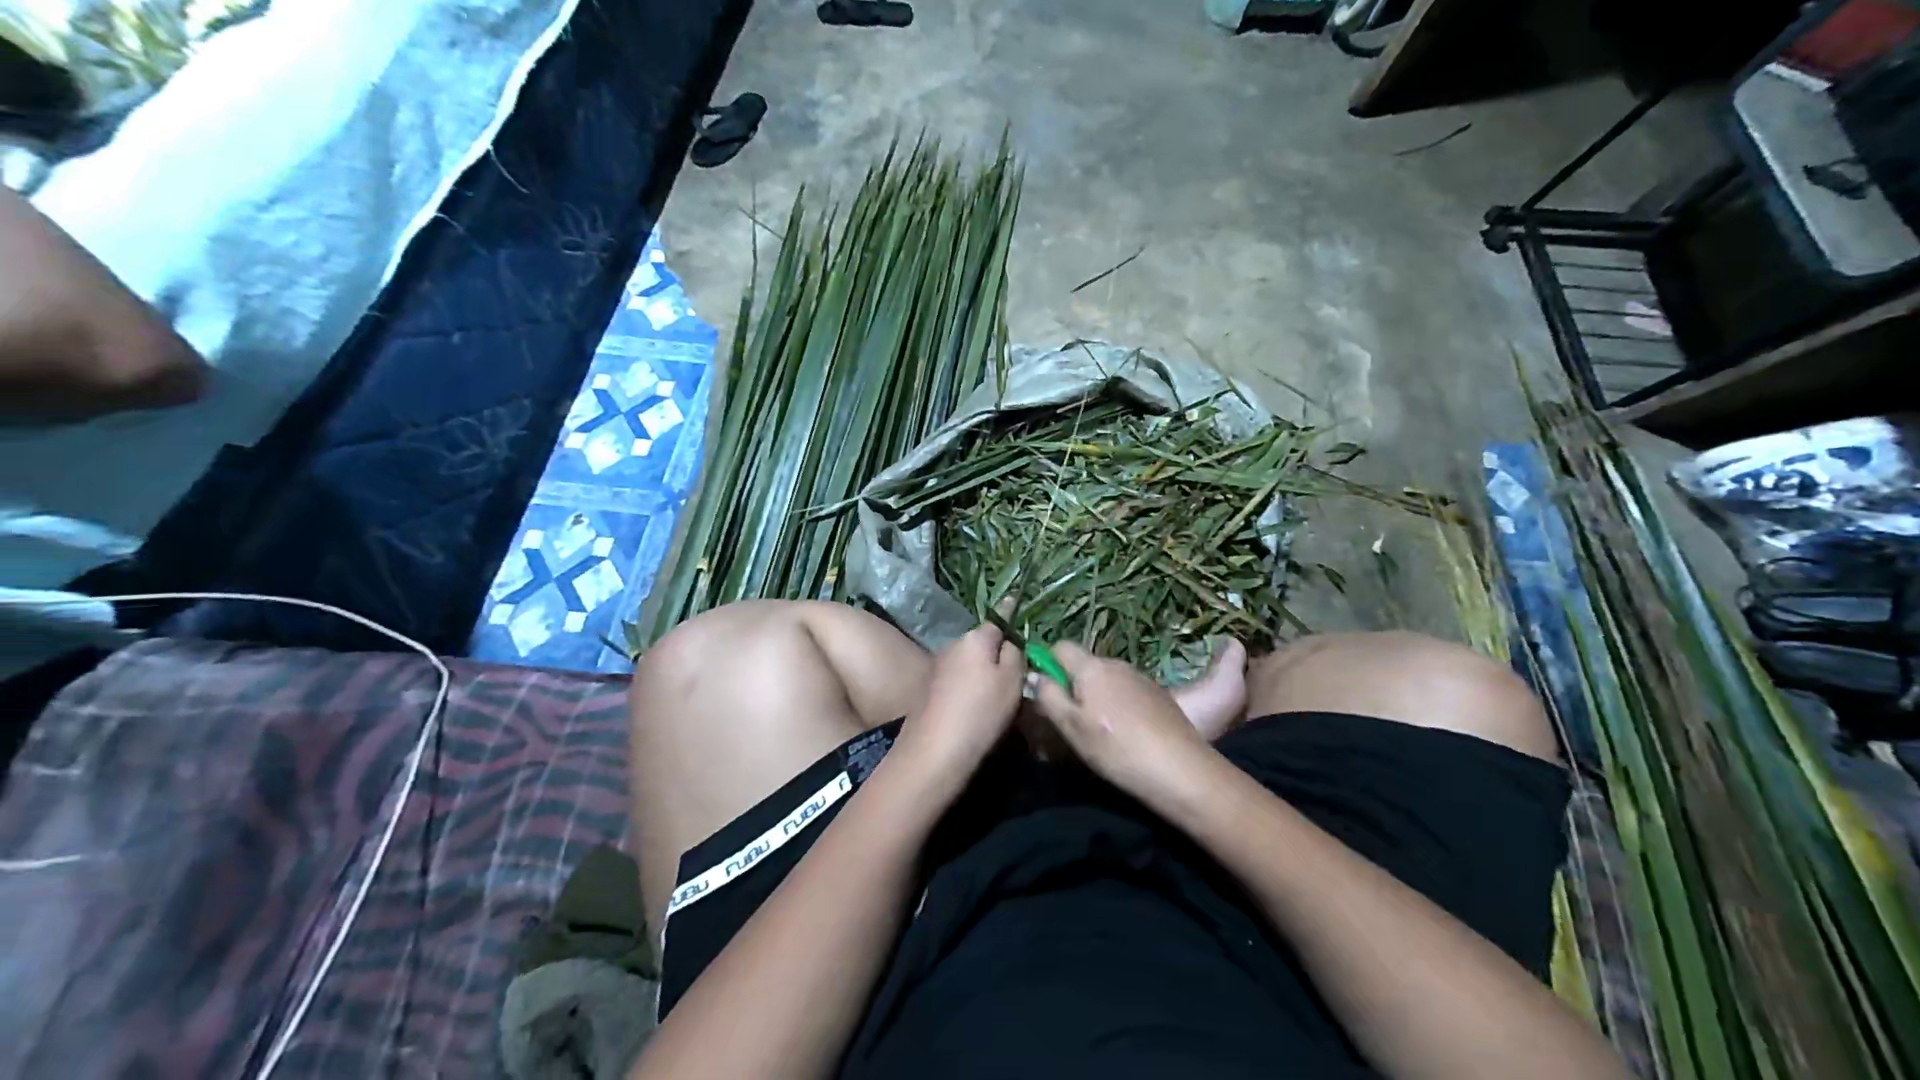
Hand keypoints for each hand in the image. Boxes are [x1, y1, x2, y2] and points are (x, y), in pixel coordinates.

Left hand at [892, 622, 1025, 784]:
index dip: (1011, 643)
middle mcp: (951, 644)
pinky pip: (953, 683)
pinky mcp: (925, 689)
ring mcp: (935, 666)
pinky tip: (968, 714)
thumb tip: (1008, 645)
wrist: (934, 750)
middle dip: (993, 661)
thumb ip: (1015, 654)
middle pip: (980, 646)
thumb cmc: (981, 711)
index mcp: (974, 637)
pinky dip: (962, 693)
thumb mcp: (1013, 680)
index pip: (998, 625)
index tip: (1020, 666)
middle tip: (1009, 689)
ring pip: (966, 665)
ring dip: (977, 678)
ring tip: (990, 706)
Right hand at [1033, 642, 1215, 804]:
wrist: (1181, 769)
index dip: (1048, 663)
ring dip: (1098, 696)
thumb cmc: (1116, 748)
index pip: (1060, 646)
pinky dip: (1120, 705)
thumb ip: (1048, 697)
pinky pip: (1127, 691)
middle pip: (1085, 664)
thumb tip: (1035, 676)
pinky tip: (1127, 734)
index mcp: (1092, 667)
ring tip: (1101, 731)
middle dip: (1074, 684)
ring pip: (1107, 679)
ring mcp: (1141, 678)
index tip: (1048, 692)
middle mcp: (1117, 664)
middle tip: (1073, 721)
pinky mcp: (1159, 694)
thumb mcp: (1071, 727)